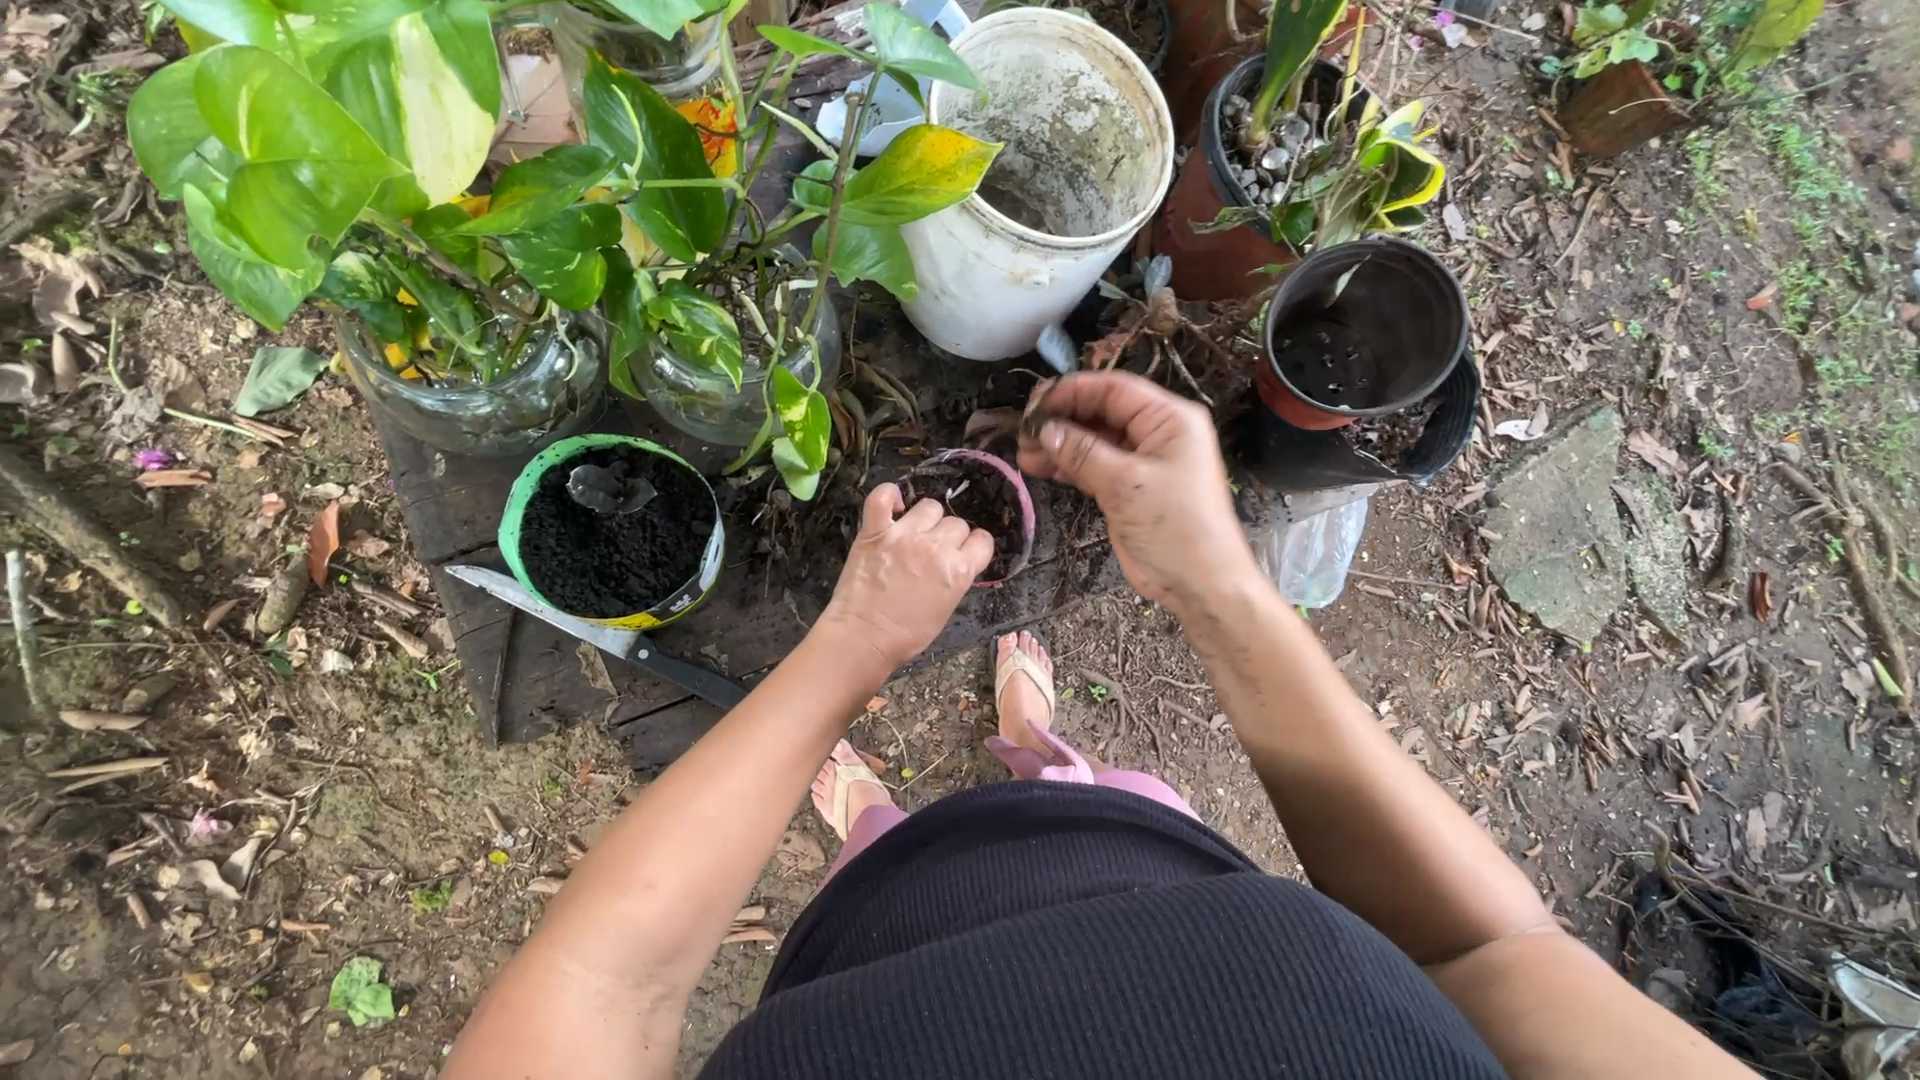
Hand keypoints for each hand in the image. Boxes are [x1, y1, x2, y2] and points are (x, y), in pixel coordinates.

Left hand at [816, 483, 994, 670]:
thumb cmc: (906, 636)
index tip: (965, 552)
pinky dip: (889, 495)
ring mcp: (903, 536)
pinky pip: (882, 496)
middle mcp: (935, 547)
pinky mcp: (874, 532)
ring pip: (930, 506)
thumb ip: (955, 579)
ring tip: (914, 534)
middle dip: (950, 536)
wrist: (863, 639)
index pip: (982, 540)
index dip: (975, 546)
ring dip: (926, 518)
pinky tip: (893, 504)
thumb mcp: (946, 609)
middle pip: (956, 523)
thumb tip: (955, 563)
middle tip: (934, 552)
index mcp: (958, 571)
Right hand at [1017, 371, 1256, 609]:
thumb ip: (1083, 453)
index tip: (1035, 402)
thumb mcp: (1126, 484)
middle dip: (1062, 420)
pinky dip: (1067, 466)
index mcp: (1169, 419)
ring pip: (1093, 442)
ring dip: (1059, 445)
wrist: (1198, 582)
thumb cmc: (1175, 526)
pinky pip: (1093, 466)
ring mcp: (1141, 462)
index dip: (1073, 391)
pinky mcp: (1128, 488)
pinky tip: (1039, 467)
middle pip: (1101, 413)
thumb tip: (1045, 429)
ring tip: (1024, 452)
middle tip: (1023, 430)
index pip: (1114, 390)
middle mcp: (1157, 434)